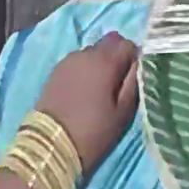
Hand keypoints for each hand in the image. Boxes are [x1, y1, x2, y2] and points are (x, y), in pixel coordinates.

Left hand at [33, 32, 140, 169]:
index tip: (132, 76)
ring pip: (93, 50)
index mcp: (106, 61)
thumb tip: (138, 63)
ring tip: (97, 87)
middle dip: (117, 55)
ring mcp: (69, 60)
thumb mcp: (122, 113)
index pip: (128, 44)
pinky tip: (81, 89)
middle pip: (110, 41)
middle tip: (117, 80)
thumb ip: (134, 82)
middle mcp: (87, 53)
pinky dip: (84, 68)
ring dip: (99, 62)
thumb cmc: (92, 132)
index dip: (134, 57)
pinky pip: (77, 60)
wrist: (49, 146)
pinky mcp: (56, 70)